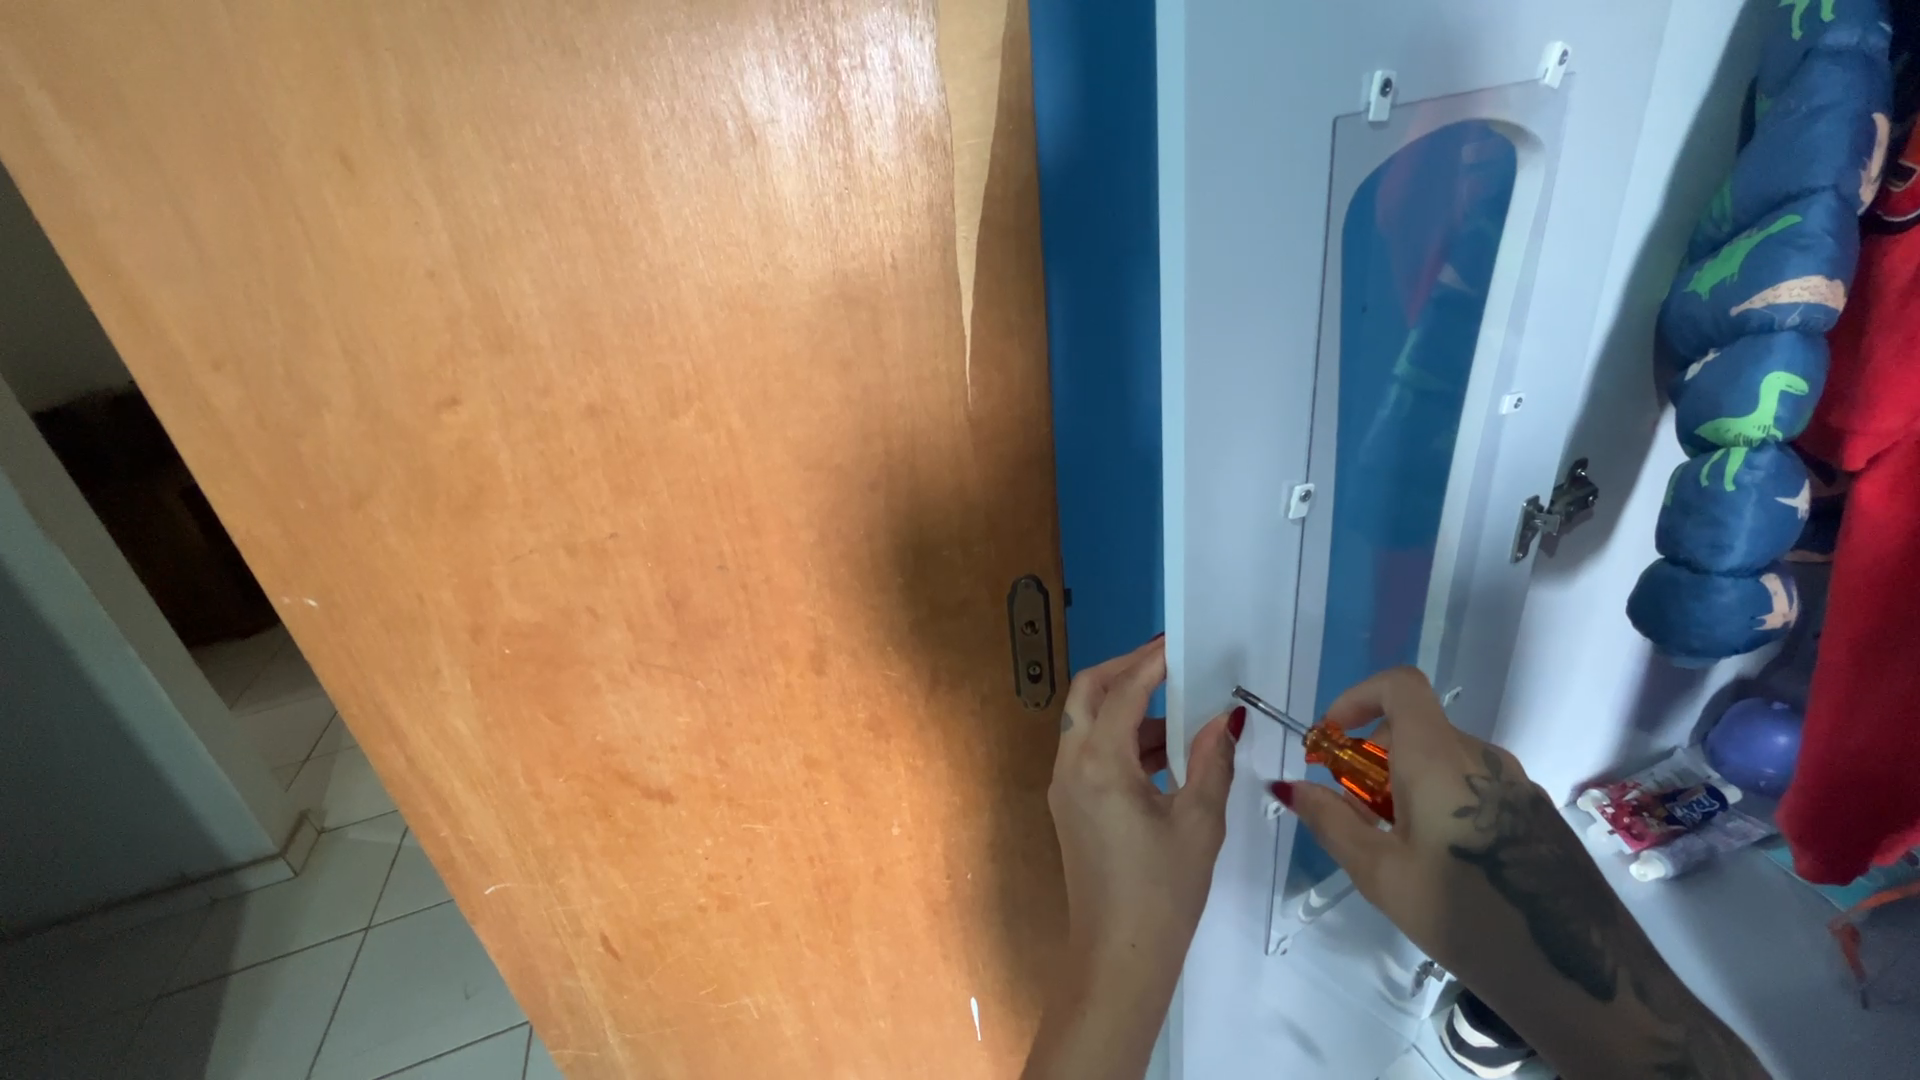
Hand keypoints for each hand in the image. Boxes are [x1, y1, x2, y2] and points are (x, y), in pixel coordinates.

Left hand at [1022, 636, 1242, 1079]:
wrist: (1117, 958)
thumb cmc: (1163, 893)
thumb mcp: (1199, 824)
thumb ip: (1211, 761)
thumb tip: (1226, 718)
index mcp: (1098, 763)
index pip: (1123, 692)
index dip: (1150, 663)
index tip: (1178, 644)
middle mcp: (1069, 764)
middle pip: (1086, 694)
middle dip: (1124, 670)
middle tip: (1166, 662)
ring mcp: (1063, 785)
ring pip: (1084, 722)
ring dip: (1124, 707)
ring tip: (1178, 709)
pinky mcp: (1068, 804)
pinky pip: (1088, 751)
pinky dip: (1120, 739)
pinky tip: (1163, 752)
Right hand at [1278, 667, 1767, 1079]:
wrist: (1587, 982)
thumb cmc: (1465, 917)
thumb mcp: (1380, 873)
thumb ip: (1330, 820)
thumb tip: (1290, 786)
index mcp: (1439, 759)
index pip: (1400, 685)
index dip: (1357, 698)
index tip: (1332, 741)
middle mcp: (1482, 758)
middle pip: (1416, 727)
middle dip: (1371, 756)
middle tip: (1352, 809)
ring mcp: (1517, 786)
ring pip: (1443, 759)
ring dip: (1404, 782)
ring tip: (1393, 843)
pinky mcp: (1537, 816)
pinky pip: (1474, 784)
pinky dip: (1439, 799)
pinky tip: (1440, 861)